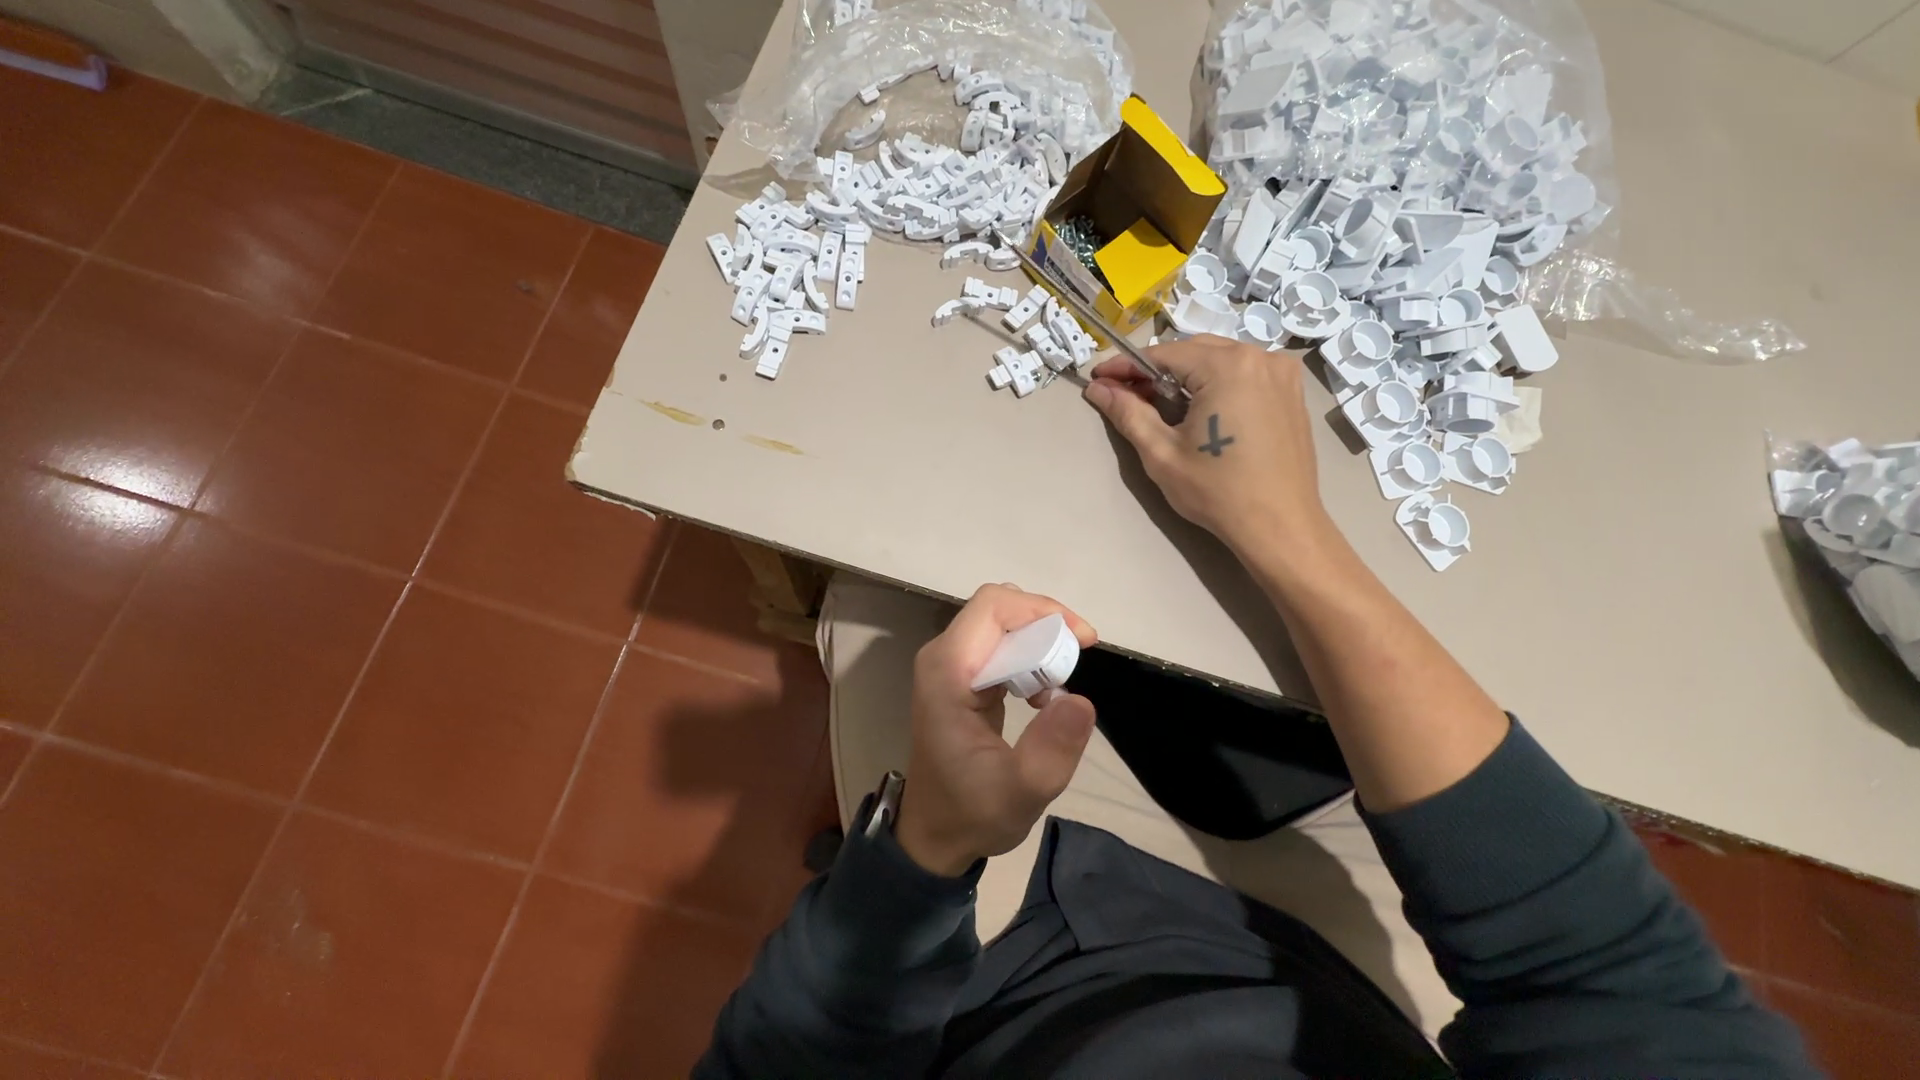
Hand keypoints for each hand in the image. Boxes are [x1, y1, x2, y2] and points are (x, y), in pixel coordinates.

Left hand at [894, 585, 1099, 876]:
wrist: (934, 835)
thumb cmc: (971, 814)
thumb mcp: (1021, 793)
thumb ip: (1051, 749)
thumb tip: (1079, 700)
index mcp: (948, 673)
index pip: (993, 608)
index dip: (1041, 611)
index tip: (1083, 640)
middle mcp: (944, 658)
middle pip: (998, 610)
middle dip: (1046, 625)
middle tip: (1078, 661)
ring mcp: (950, 667)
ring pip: (1001, 624)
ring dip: (1040, 642)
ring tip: (1061, 682)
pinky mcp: (961, 678)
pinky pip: (1000, 645)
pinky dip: (1030, 657)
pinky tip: (1044, 695)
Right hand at [1083, 334, 1330, 555]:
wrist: (1280, 525)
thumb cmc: (1218, 492)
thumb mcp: (1162, 454)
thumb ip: (1128, 413)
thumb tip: (1098, 388)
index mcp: (1227, 367)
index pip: (1164, 353)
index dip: (1127, 365)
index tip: (1099, 379)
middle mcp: (1259, 357)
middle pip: (1194, 351)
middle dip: (1158, 369)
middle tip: (1128, 394)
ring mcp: (1282, 373)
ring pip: (1221, 359)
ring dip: (1188, 374)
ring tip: (1163, 403)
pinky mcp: (1292, 392)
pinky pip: (1246, 372)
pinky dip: (1219, 381)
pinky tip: (1203, 409)